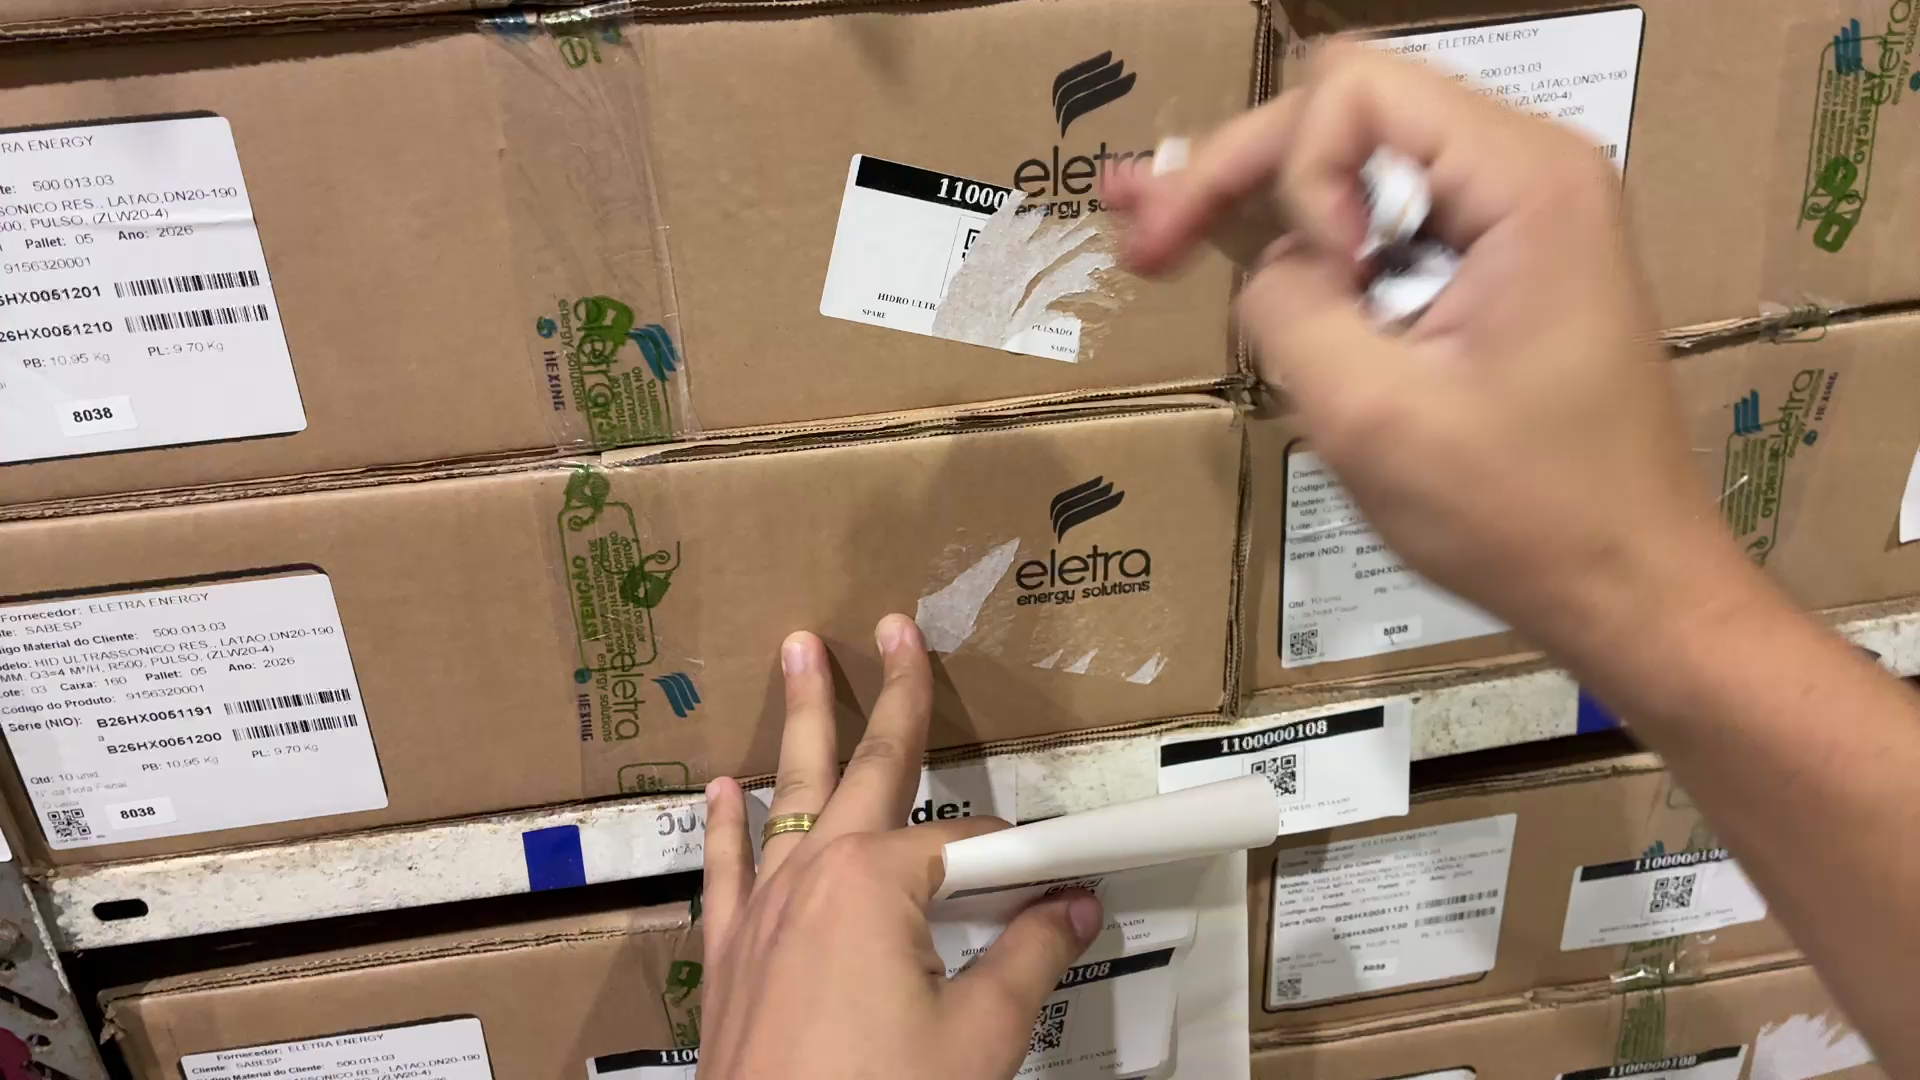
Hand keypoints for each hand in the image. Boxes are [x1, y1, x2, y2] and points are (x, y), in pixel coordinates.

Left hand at [699, 615, 1104, 1079]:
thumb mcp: (975, 1044)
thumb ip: (1027, 960)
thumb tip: (1077, 908)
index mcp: (877, 884)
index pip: (968, 846)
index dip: (1016, 861)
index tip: (1054, 879)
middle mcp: (815, 873)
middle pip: (870, 765)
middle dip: (893, 693)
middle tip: (894, 627)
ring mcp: (764, 908)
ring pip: (793, 790)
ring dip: (803, 719)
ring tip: (797, 652)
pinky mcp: (731, 953)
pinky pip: (725, 869)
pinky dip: (727, 825)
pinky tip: (724, 787)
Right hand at [1106, 44, 1740, 651]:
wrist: (1613, 579)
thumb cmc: (1512, 511)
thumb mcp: (1374, 414)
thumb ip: (1290, 311)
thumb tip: (1263, 270)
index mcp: (1519, 182)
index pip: (1352, 97)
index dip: (1290, 178)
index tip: (1311, 288)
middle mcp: (1510, 175)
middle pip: (1337, 119)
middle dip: (1229, 175)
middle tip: (1143, 240)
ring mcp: (1492, 225)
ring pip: (1339, 171)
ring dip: (1241, 202)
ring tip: (1151, 240)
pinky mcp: (1469, 276)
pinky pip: (1360, 232)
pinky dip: (1282, 245)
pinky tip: (1214, 249)